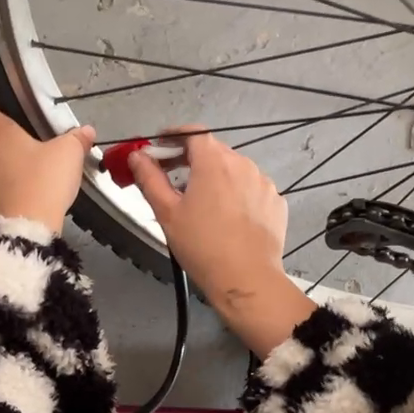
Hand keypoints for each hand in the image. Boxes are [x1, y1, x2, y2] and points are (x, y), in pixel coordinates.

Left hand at [0, 89, 94, 233]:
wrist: (25, 234)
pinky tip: (30, 202)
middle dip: (7, 145)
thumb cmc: (43, 183)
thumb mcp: (68, 155)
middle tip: (34, 153)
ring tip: (36, 182)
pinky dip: (9, 195)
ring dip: (8, 172)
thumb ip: (75, 140)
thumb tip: (85, 132)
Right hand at [129, 129, 316, 354]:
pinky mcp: (276, 202)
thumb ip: (150, 178)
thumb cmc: (202, 247)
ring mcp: (264, 183)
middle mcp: (242, 164)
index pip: (193, 133)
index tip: (160, 146)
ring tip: (202, 204)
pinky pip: (252, 190)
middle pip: (214, 151)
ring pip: (234, 170)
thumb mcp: (167, 213)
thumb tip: (137, 157)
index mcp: (213, 162)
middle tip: (174, 179)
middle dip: (192, 159)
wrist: (246, 280)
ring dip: (216, 178)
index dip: (173, 136)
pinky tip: (228, 219)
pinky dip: (237, 195)